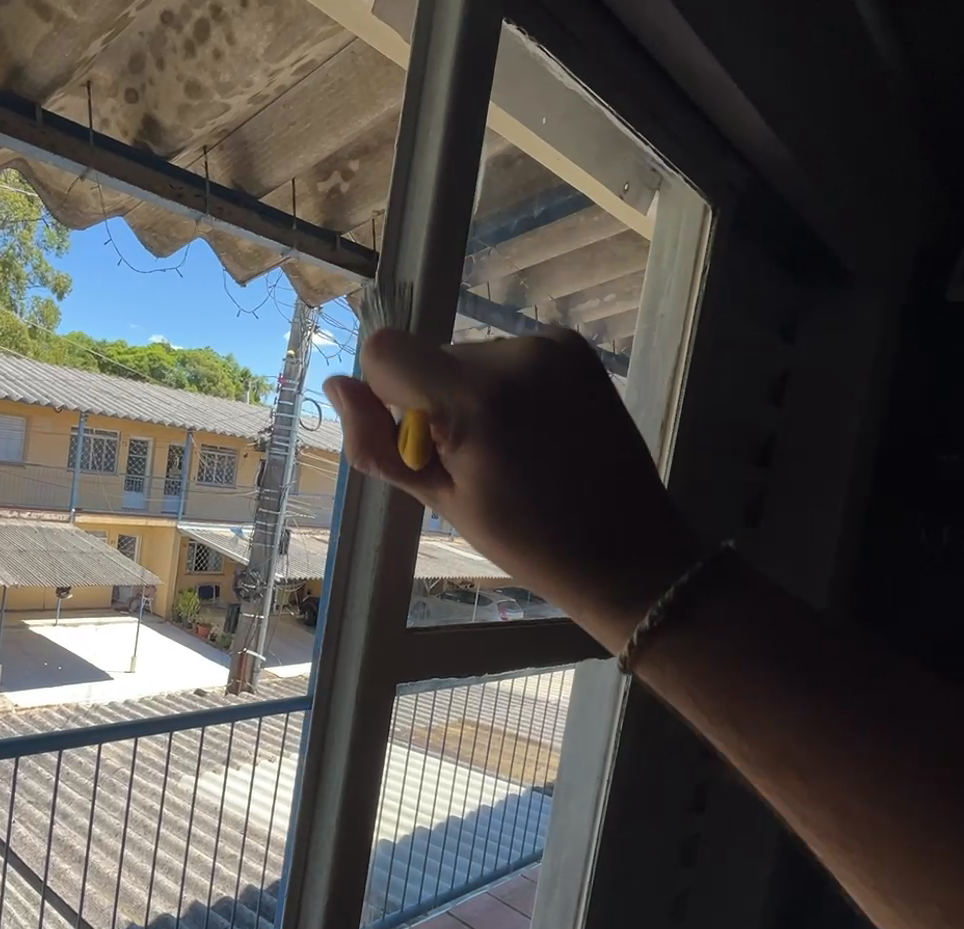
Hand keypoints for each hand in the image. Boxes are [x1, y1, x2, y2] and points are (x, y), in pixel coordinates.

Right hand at [324, 328, 699, 649]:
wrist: (626, 548)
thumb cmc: (527, 540)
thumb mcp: (440, 500)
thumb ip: (378, 445)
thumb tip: (337, 387)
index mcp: (478, 400)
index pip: (385, 351)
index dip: (385, 396)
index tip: (421, 442)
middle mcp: (515, 354)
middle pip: (427, 357)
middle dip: (431, 401)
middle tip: (472, 460)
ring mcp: (549, 345)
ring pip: (464, 358)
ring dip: (467, 395)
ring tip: (508, 450)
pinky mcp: (571, 347)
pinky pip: (503, 357)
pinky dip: (501, 387)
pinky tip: (532, 430)